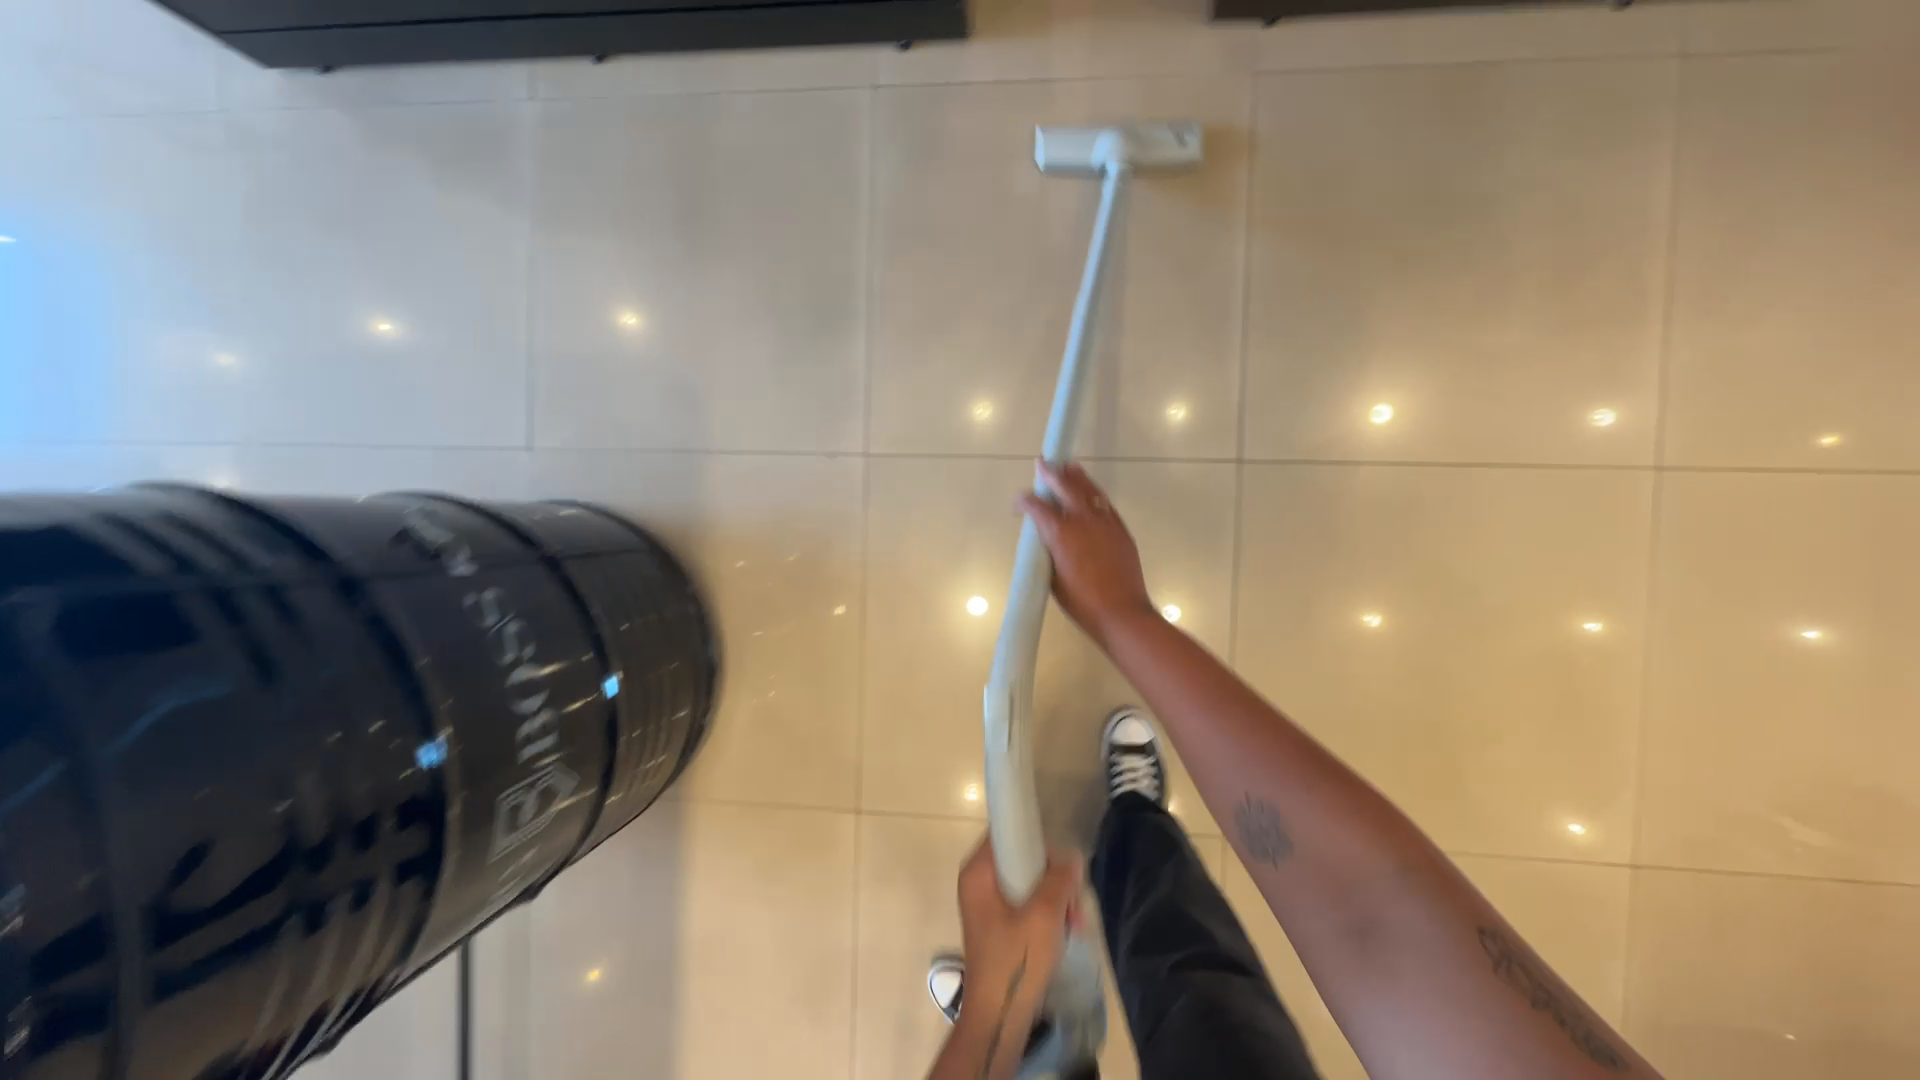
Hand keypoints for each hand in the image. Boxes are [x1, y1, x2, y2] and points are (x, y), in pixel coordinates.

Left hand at [954, 837, 1083, 1031]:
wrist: (998, 1016)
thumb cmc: (1016, 961)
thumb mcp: (1045, 915)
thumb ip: (1059, 879)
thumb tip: (1071, 857)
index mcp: (978, 872)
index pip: (1008, 832)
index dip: (1038, 841)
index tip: (1061, 863)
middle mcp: (978, 882)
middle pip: (1022, 858)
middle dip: (1053, 878)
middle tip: (1073, 901)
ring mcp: (987, 905)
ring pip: (1029, 883)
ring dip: (1055, 899)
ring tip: (1075, 922)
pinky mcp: (998, 925)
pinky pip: (1026, 904)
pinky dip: (1047, 914)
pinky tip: (1066, 931)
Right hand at [1016, 461, 1155, 641]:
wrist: (1121, 612)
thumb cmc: (1081, 602)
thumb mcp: (1052, 578)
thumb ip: (1048, 553)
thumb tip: (1046, 540)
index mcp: (1060, 533)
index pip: (1037, 507)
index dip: (1025, 501)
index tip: (1019, 502)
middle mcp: (1082, 520)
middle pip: (1065, 488)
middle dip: (1051, 474)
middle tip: (1042, 463)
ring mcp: (1104, 523)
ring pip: (1089, 491)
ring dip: (1077, 477)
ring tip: (1070, 466)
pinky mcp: (1120, 530)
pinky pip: (1105, 504)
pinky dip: (1095, 494)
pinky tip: (1092, 492)